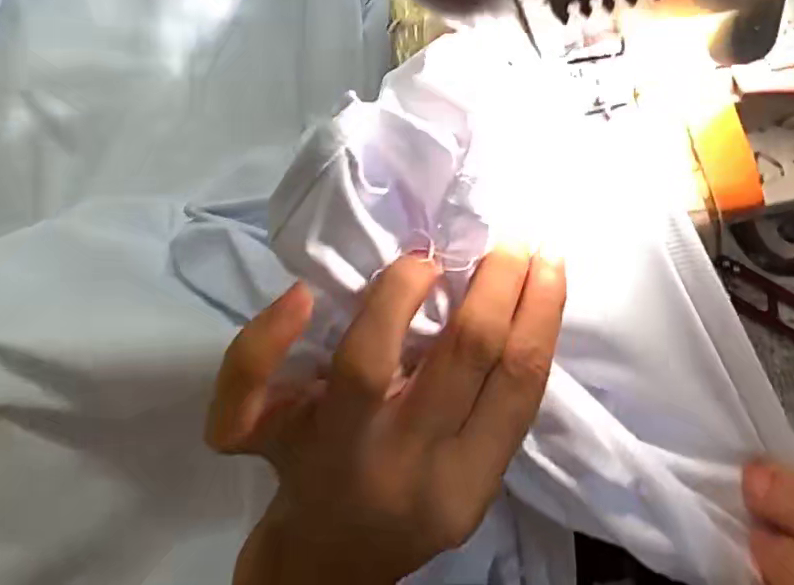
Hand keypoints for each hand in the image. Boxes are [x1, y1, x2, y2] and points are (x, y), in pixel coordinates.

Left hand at [207, 245, 566, 584]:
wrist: (325, 557)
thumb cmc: (411, 492)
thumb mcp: (469, 470)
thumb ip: (490, 401)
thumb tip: (516, 294)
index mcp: (464, 480)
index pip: (518, 379)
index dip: (541, 307)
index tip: (547, 256)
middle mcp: (401, 465)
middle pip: (462, 354)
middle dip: (495, 281)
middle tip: (506, 241)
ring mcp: (328, 451)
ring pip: (365, 362)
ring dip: (401, 290)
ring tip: (425, 260)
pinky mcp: (265, 440)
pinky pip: (246, 398)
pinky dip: (267, 340)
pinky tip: (301, 296)